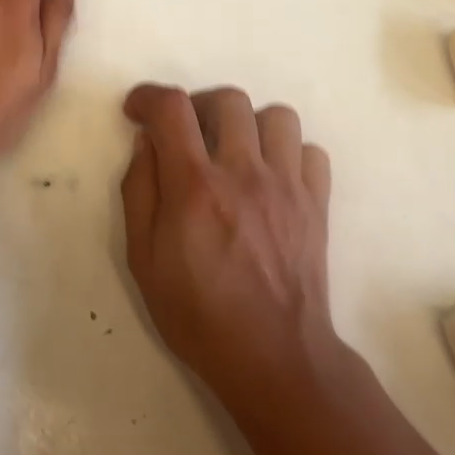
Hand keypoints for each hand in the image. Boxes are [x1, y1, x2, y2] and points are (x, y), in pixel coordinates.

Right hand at [120, 84, 336, 395]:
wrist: (274, 357)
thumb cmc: (197, 314)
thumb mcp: (142, 260)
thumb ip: (139, 192)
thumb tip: (145, 143)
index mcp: (195, 187)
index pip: (172, 108)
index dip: (148, 96)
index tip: (136, 111)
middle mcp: (244, 173)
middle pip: (227, 99)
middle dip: (197, 105)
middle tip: (185, 134)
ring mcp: (287, 186)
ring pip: (276, 116)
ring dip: (248, 124)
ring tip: (232, 152)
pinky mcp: (317, 204)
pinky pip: (311, 151)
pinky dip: (287, 153)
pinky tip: (269, 177)